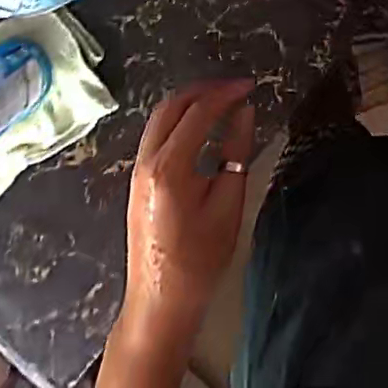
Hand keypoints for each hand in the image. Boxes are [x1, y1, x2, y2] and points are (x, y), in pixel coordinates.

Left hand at [120, 80, 255, 334]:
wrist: (160, 302)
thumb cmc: (200, 259)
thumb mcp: (228, 204)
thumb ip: (237, 151)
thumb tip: (244, 112)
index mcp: (169, 167)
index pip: (199, 111)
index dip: (226, 92)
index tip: (250, 85)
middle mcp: (147, 160)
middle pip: (172, 105)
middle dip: (205, 89)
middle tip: (236, 88)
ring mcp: (137, 168)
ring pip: (161, 116)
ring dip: (191, 100)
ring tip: (223, 99)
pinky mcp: (138, 177)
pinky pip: (157, 132)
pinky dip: (180, 117)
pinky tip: (203, 123)